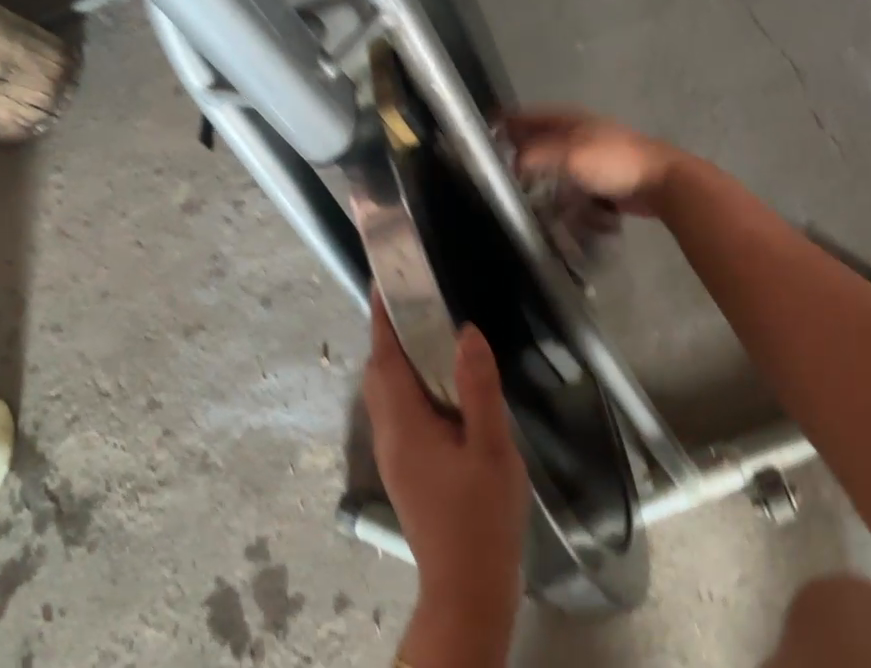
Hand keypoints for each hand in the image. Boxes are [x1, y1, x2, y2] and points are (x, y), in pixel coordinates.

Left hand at [362, 295, 527, 666]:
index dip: (382, 320)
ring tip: (431, 338)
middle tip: (417, 307)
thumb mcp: (491, 447)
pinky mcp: (406, 472)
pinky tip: (443, 392)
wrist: (467, 586)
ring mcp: (395, 458)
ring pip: (387, 397)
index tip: (384, 284)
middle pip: (379, 376)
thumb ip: (478, 388)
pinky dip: (412, 389)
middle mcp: (389, 437)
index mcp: (405, 426)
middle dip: (390, 338)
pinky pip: (400, 415)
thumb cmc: (481, 515)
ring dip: (400, 363)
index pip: (385, 359)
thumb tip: (465, 333)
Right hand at [504, 109, 685, 216]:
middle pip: (541, 137)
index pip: (529, 115)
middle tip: (498, 168)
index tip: (485, 135)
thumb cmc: (614, 162)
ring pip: (556, 160)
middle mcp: (579, 133)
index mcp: (570, 120)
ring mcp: (593, 154)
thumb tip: (512, 163)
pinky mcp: (603, 177)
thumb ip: (537, 155)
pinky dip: (560, 188)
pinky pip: (572, 181)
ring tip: (520, 187)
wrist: (661, 181)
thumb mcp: (570, 155)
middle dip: (520, 149)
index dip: (507, 122)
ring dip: (540, 170)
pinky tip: (550, 202)